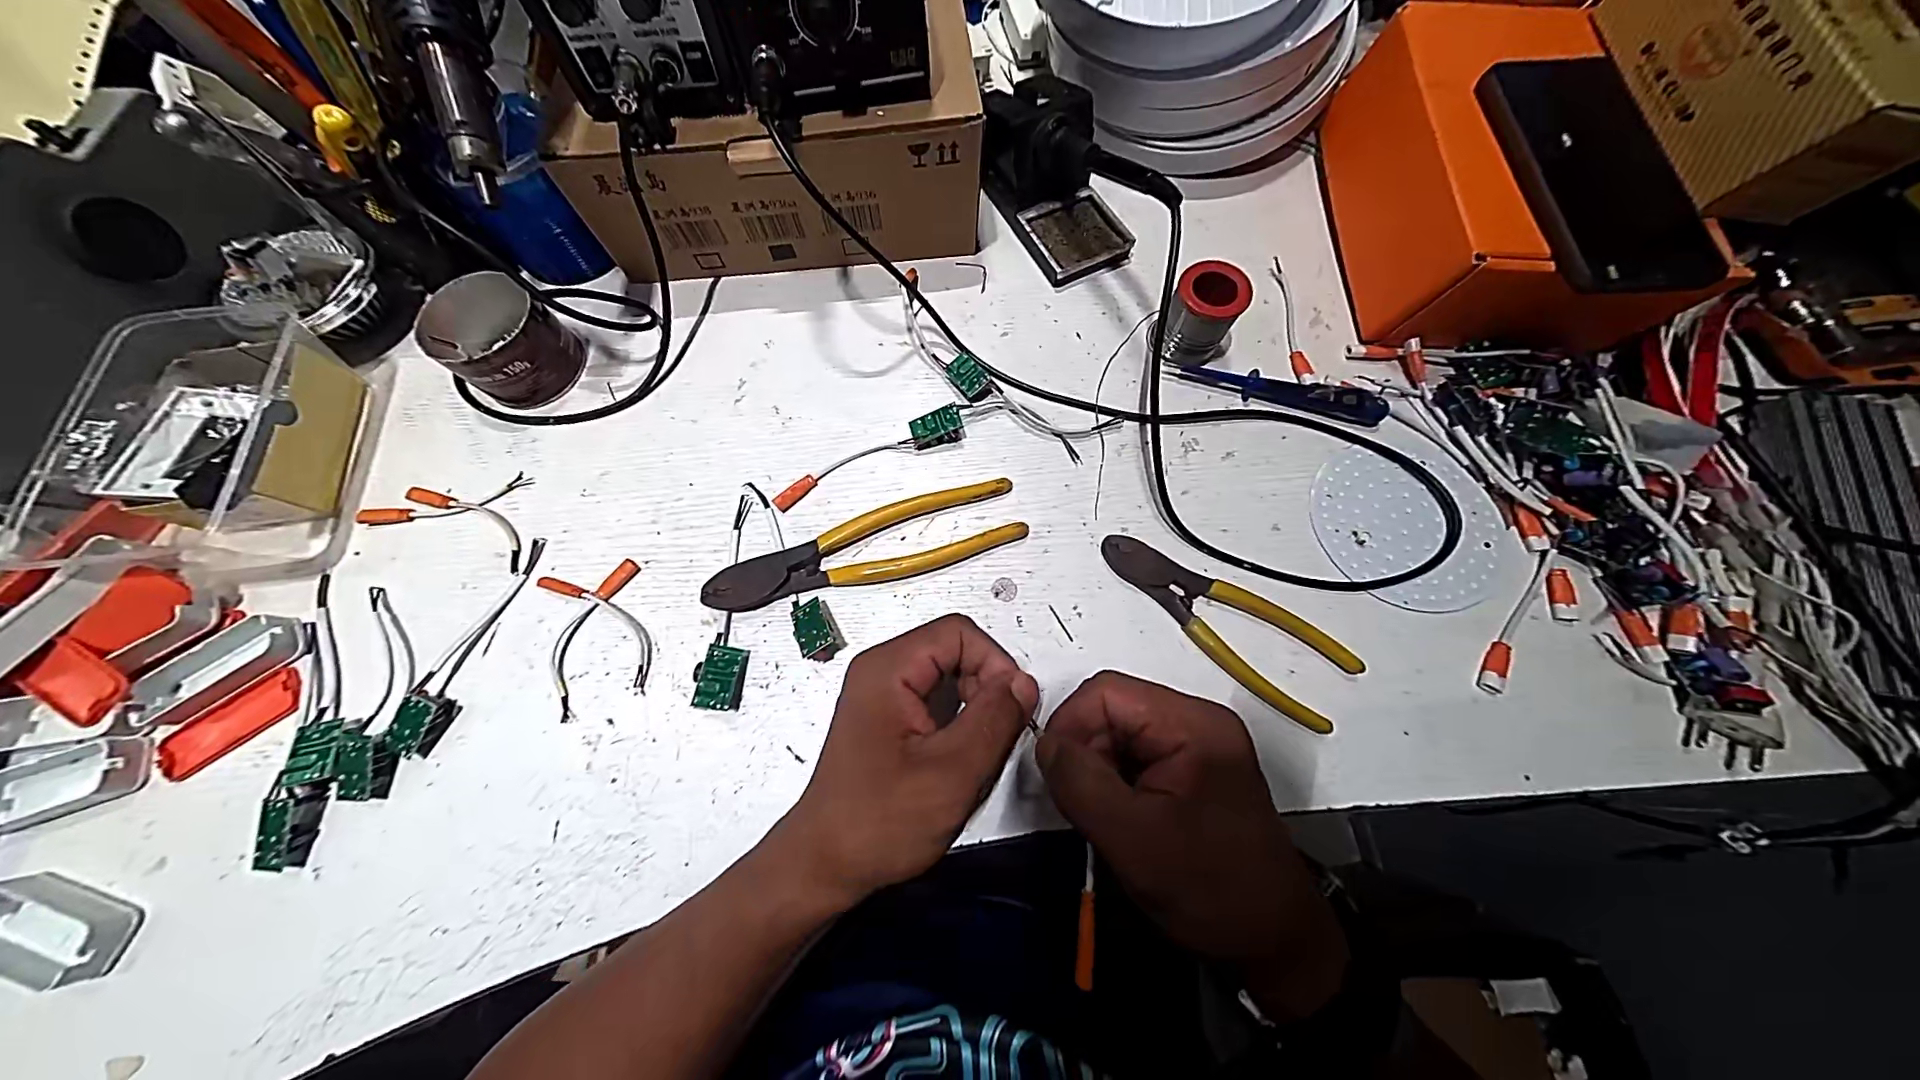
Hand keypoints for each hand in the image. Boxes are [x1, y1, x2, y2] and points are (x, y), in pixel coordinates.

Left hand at [773, 614, 1039, 905]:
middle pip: (956, 650)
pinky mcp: (890, 718)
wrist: (826, 865)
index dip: (995, 663)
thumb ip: (995, 720)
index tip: (1010, 704)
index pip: (960, 632)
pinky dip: (960, 726)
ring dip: (975, 711)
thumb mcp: (951, 772)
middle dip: (986, 689)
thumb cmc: (873, 825)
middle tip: (994, 734)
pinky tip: (957, 762)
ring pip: (951, 678)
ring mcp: (884, 695)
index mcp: (887, 670)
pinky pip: (939, 702)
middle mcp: (882, 673)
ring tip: (972, 755)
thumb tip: (1022, 683)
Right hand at [1036, 671, 1347, 1020]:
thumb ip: (1080, 782)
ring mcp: (1198, 744)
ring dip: (1098, 767)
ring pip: (1120, 731)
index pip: (1106, 692)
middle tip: (1080, 802)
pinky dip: (1115, 779)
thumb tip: (1045, 744)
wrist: (1274, 944)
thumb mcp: (1132, 839)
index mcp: (1193, 726)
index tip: (1054, 773)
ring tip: (1104, 815)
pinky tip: (1121, 815)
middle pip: (1113, 708)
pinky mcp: (1193, 766)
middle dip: (1084, 749)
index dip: (1069, 725)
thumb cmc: (1212, 892)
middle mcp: (1199, 722)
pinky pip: (1136, 753)